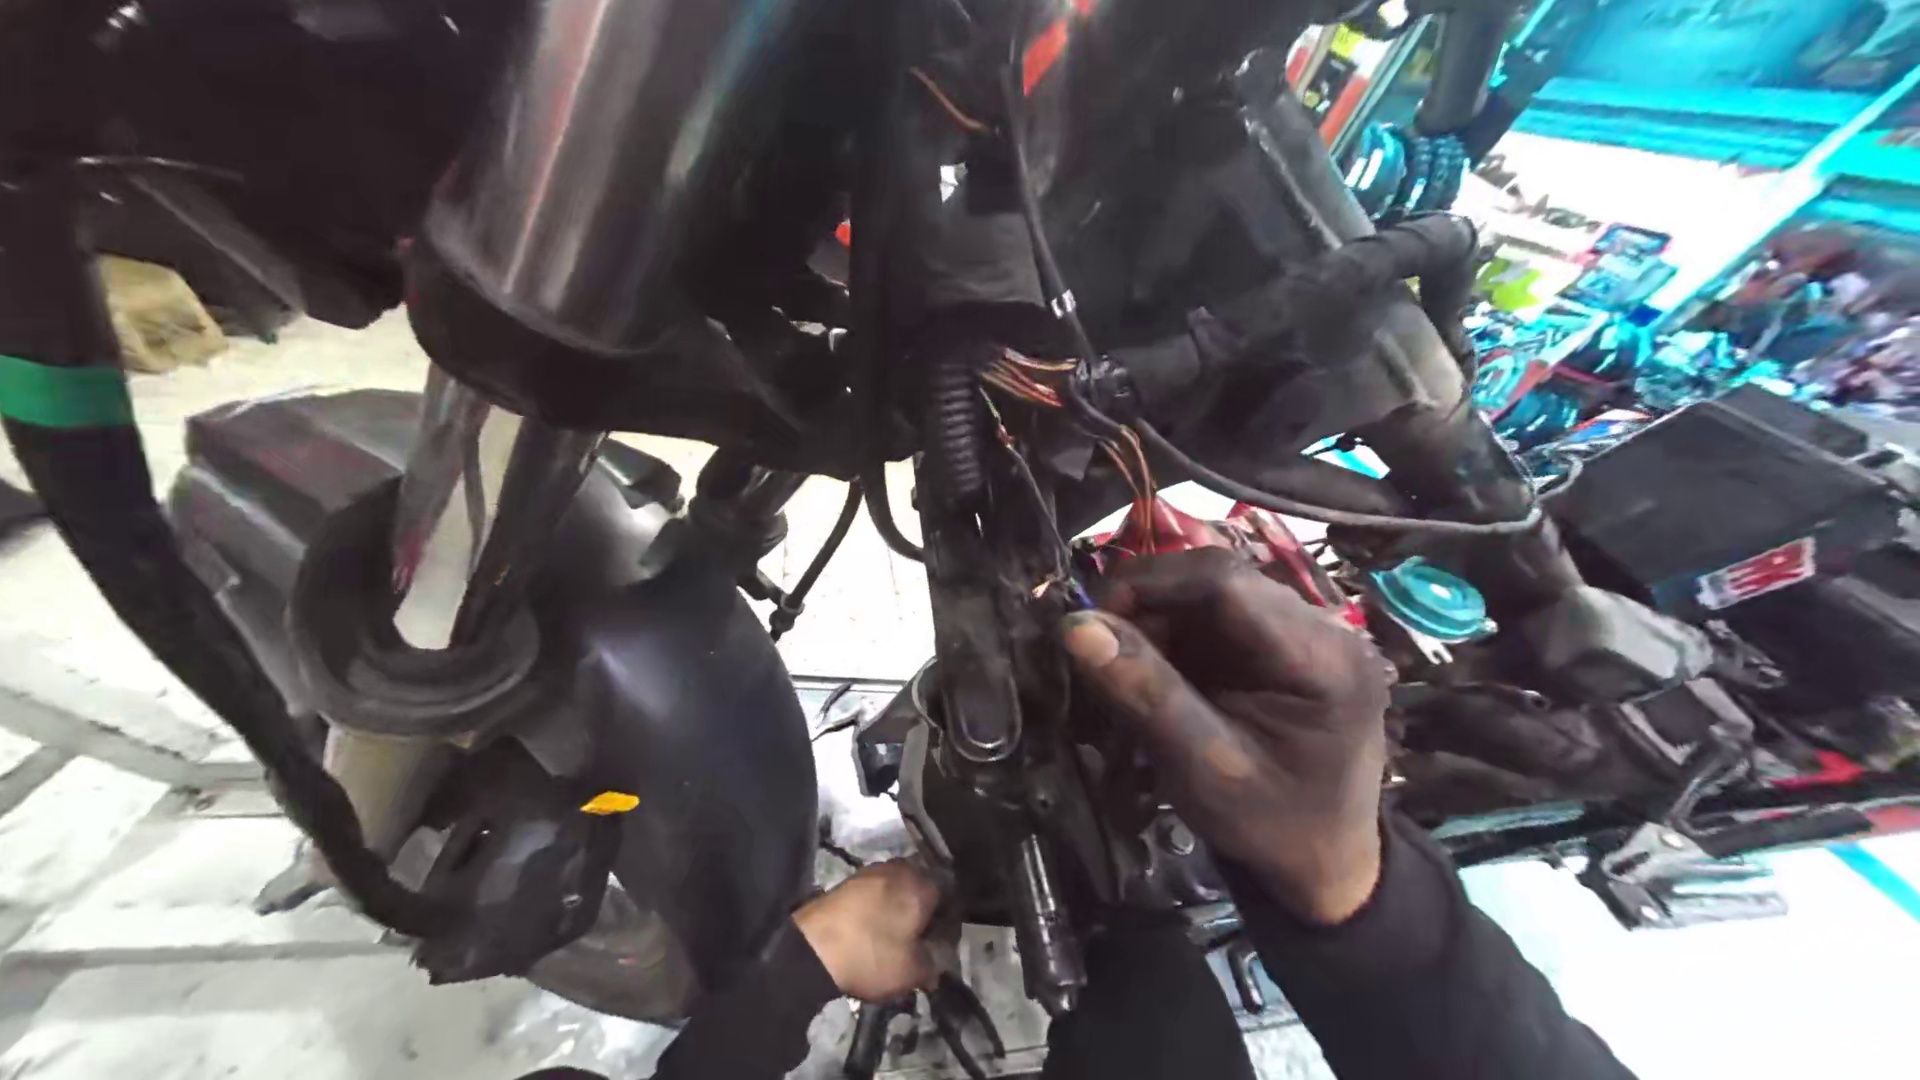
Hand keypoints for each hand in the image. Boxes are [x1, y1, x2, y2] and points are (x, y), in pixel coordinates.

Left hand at [794, 861, 945, 1001]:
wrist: (813, 946)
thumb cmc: (872, 954)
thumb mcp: (913, 970)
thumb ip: (938, 961)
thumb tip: (944, 955)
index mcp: (924, 883)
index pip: (952, 899)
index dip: (951, 926)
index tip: (943, 950)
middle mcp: (904, 867)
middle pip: (927, 890)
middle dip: (928, 916)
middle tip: (921, 945)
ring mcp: (876, 869)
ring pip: (903, 889)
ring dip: (905, 911)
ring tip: (897, 940)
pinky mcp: (855, 878)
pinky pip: (882, 891)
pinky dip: (885, 908)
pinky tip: (877, 931)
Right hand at [1060, 548, 1390, 924]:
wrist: (1321, 862)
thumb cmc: (1268, 824)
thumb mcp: (1201, 767)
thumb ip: (1143, 693)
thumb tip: (1074, 626)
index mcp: (1321, 658)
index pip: (1223, 580)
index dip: (1148, 584)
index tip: (1095, 621)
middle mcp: (1320, 627)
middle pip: (1214, 577)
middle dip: (1147, 603)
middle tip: (1106, 648)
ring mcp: (1302, 629)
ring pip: (1206, 590)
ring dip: (1155, 618)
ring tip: (1134, 670)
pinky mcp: (1279, 639)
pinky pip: (1211, 612)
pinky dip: (1171, 632)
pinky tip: (1159, 671)